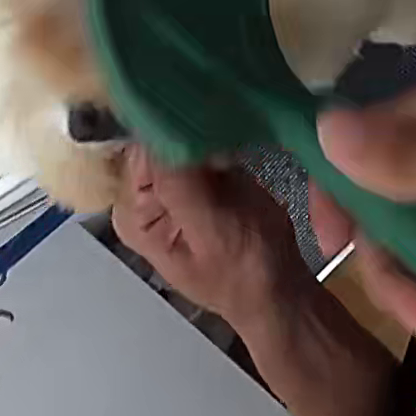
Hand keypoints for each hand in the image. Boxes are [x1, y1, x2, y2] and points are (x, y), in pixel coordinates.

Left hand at [111, 146, 310, 325]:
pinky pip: (211, 140)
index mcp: (134, 212)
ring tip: (234, 158)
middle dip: (195, 133)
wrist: (281, 287)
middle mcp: (152, 194)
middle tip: (224, 155)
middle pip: (162, 137)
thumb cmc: (246, 270)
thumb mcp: (212, 232)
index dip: (168, 132)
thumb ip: (179, 186)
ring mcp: (183, 183)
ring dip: (214, 133)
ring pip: (188, 134)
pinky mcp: (213, 175)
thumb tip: (155, 134)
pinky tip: (240, 154)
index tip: (199, 128)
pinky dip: (227, 137)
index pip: (138, 152)